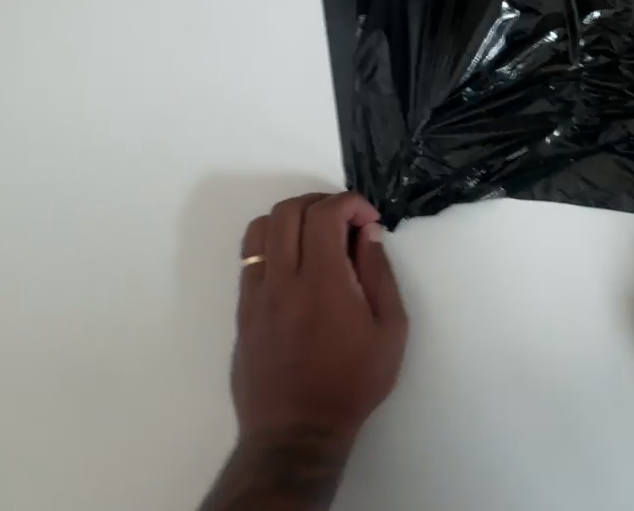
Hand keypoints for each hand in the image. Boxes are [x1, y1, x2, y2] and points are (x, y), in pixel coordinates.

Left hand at [232, 193, 408, 446]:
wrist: (296, 431)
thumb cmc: (353, 380)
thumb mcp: (390, 327)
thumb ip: (379, 272)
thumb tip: (368, 233)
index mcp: (323, 283)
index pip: (325, 213)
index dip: (352, 203)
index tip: (370, 222)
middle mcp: (283, 281)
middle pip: (288, 211)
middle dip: (324, 202)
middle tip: (348, 223)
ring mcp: (256, 296)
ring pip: (261, 228)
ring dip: (294, 219)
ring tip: (320, 237)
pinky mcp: (243, 311)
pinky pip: (250, 257)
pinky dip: (276, 244)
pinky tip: (301, 265)